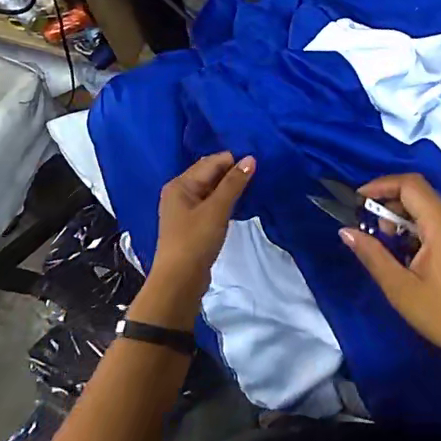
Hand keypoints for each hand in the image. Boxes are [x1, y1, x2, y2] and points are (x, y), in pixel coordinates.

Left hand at [139, 152, 254, 324]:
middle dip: (232, 173)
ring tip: (255, 186)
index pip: (210, 162)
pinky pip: (211, 205)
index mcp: (179, 184)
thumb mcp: (216, 209)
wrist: (179, 281)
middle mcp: (179, 193)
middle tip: (261, 173)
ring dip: (229, 188)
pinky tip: (240, 204)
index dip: (233, 160)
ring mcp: (184, 210)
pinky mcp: (192, 226)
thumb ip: (233, 183)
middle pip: (209, 174)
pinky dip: (224, 202)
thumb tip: (250, 159)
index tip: (259, 162)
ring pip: (211, 191)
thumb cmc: (195, 241)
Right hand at [339, 173, 440, 368]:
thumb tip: (346, 231)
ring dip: (407, 219)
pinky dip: (424, 230)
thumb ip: (372, 255)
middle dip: (391, 206)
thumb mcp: (401, 289)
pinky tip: (418, 260)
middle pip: (421, 195)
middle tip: (376, 234)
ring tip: (396, 250)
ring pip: (433, 210)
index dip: (381, 185)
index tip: (359, 202)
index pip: (410, 184)